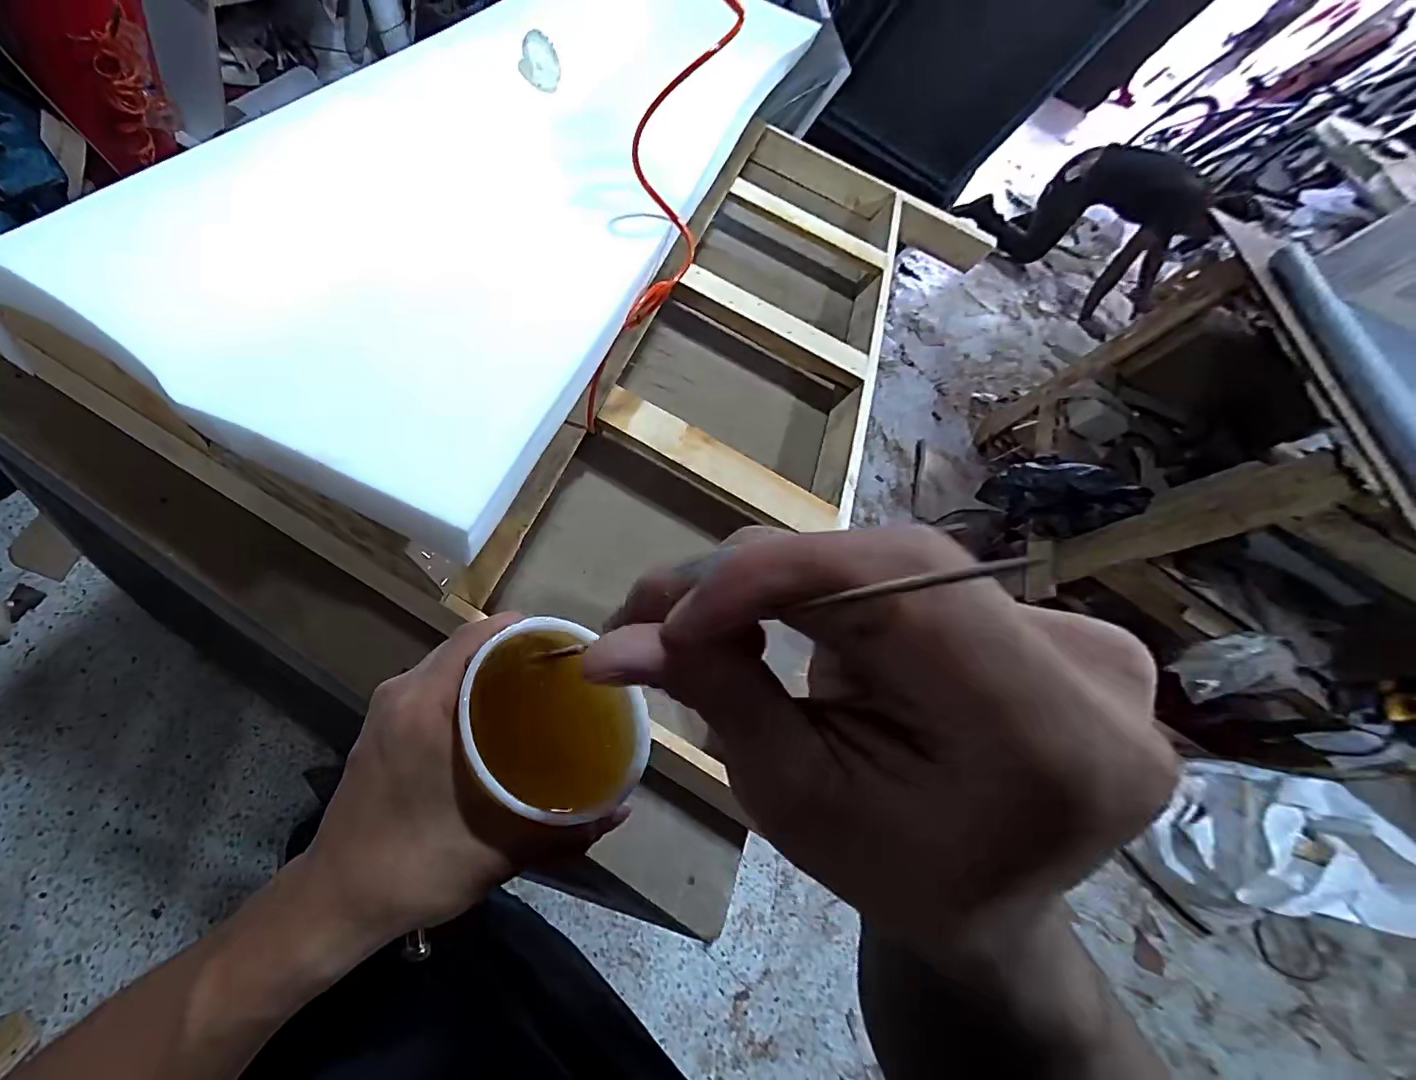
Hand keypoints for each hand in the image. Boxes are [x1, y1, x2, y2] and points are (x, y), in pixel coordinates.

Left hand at [300, 613, 624, 941]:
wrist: (338, 897)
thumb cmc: (416, 867)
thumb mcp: (497, 850)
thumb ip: (561, 829)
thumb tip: (620, 810)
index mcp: (422, 704)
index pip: (475, 638)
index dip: (521, 631)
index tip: (564, 647)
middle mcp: (399, 692)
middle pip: (462, 649)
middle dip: (510, 654)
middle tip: (559, 677)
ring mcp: (384, 709)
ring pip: (444, 669)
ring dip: (485, 674)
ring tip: (533, 696)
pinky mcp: (379, 728)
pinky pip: (429, 689)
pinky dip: (461, 692)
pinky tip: (490, 723)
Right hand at [581, 527, 1176, 954]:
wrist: (977, 902)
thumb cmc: (885, 871)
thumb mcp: (789, 797)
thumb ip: (714, 696)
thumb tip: (607, 647)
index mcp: (1048, 732)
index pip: (898, 581)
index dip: (765, 574)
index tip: (666, 615)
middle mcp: (1079, 660)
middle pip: (873, 563)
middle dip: (740, 581)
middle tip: (646, 614)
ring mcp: (1061, 628)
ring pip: (867, 560)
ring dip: (760, 584)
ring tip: (685, 627)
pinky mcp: (1019, 615)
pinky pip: (882, 574)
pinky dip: (799, 592)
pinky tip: (752, 624)